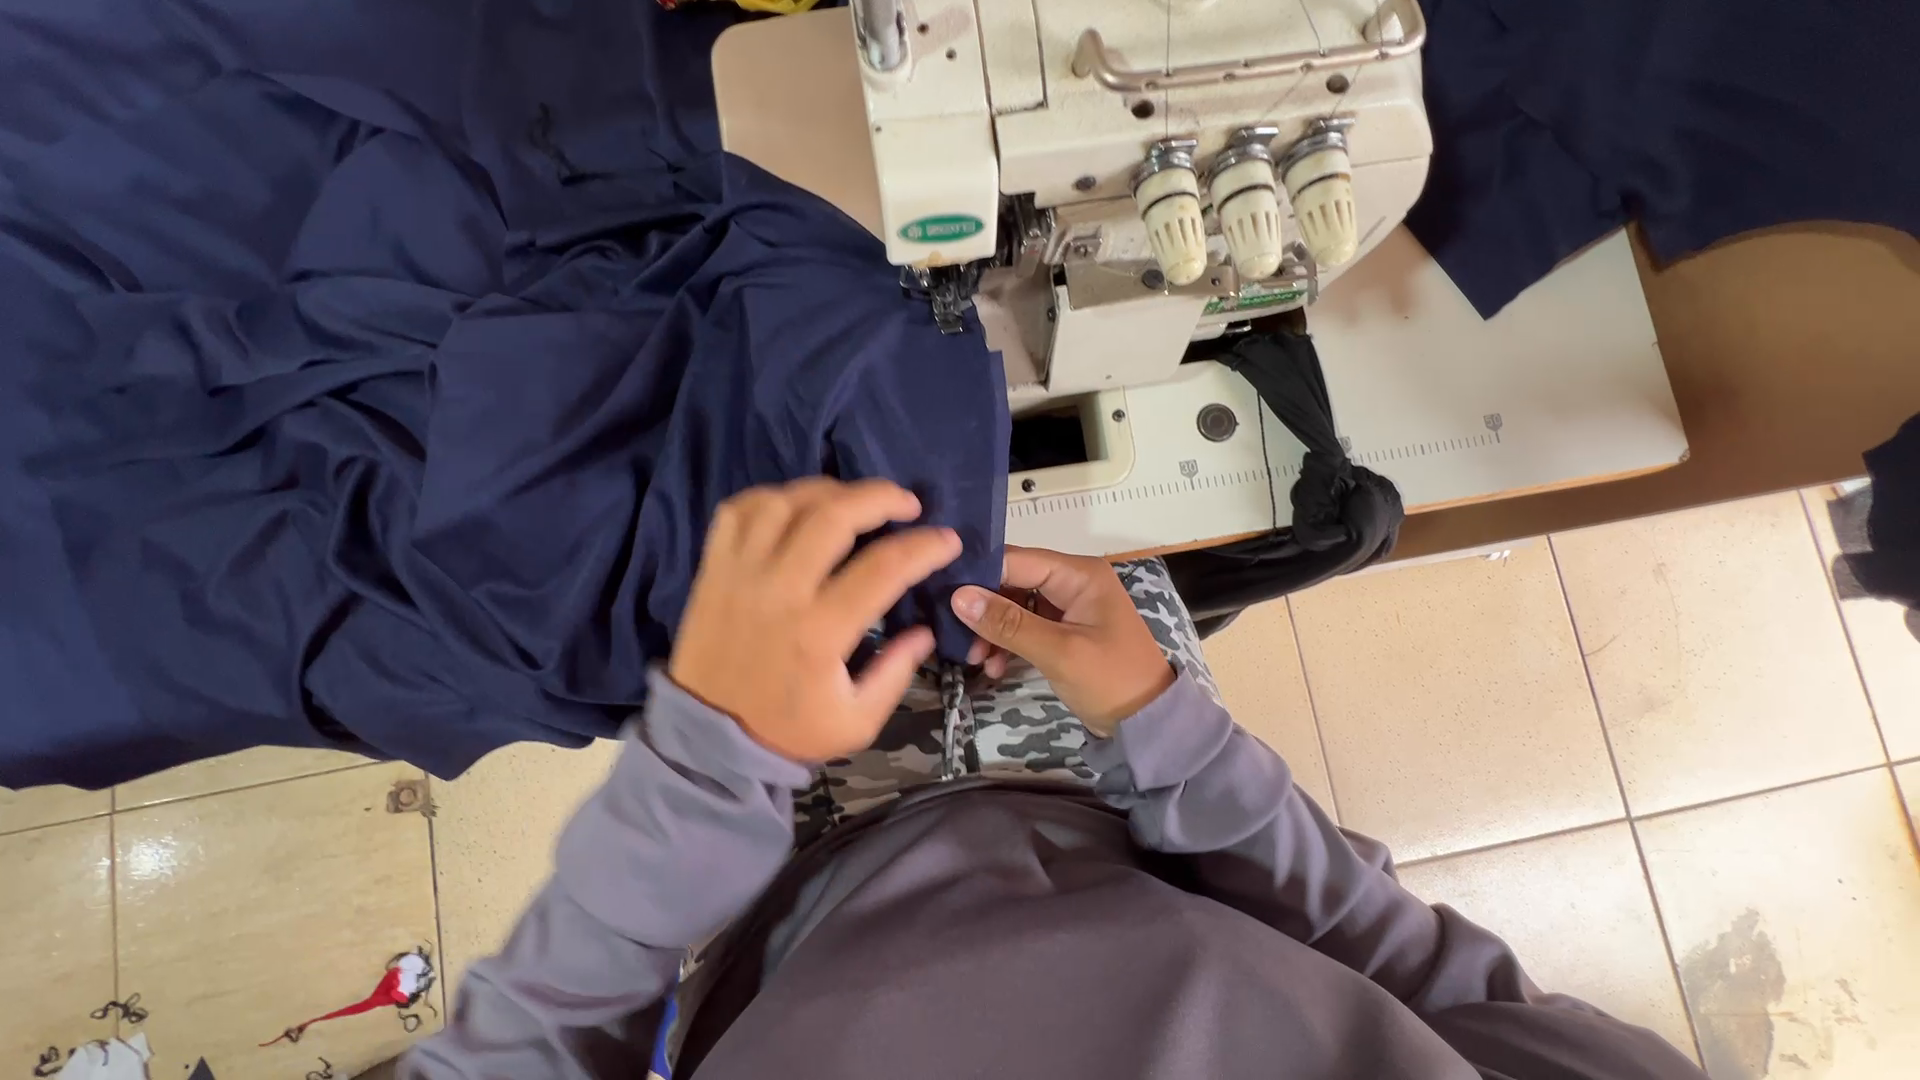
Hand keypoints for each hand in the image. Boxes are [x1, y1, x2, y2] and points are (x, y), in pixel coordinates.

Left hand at [669, 478, 961, 762]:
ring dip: (829, 490)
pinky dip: (772, 497)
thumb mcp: (857, 720)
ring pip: (785, 502)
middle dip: (881, 497)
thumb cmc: (788, 730)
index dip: (924, 547)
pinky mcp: (713, 568)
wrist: (707, 741)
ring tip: (854, 501)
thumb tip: (926, 630)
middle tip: (907, 503)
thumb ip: (897, 672)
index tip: (947, 540)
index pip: (884, 569)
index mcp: (820, 632)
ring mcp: (740, 573)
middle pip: (833, 516)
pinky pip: (739, 510)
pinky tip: (797, 507)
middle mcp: (780, 591)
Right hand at [950, 546, 1173, 735]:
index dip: (979, 576)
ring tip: (976, 659)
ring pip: (1015, 606)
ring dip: (993, 631)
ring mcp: (1068, 606)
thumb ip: (1009, 624)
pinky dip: (1008, 643)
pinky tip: (994, 666)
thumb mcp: (1059, 652)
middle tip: (957, 638)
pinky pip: (1025, 626)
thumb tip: (958, 597)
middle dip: (984, 609)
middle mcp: (1072, 581)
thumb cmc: (1111, 680)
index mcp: (1079, 574)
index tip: (942, 596)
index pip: (1017, 560)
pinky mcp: (1064, 629)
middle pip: (1013, 581)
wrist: (1150, 723)